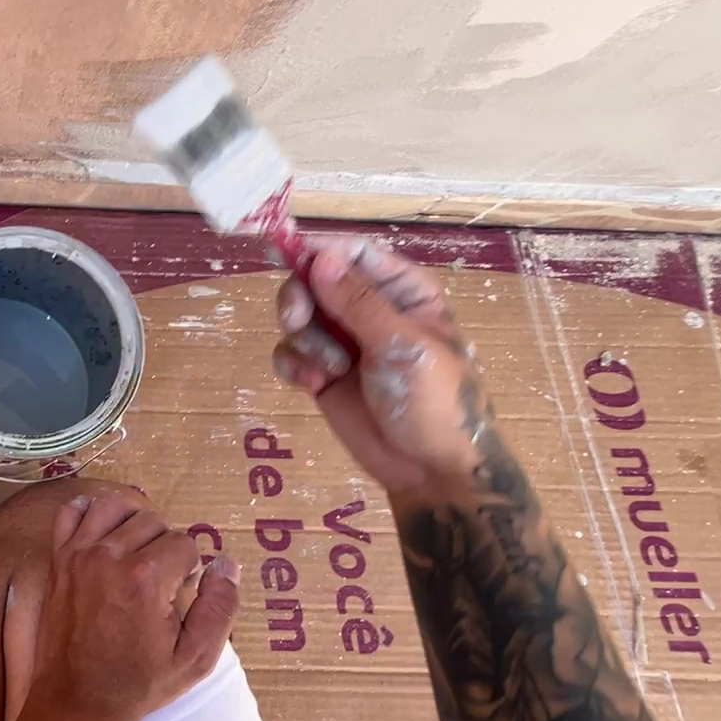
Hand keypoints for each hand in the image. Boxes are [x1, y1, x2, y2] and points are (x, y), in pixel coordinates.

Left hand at [19, 495, 240, 720]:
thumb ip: (219, 608)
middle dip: (164, 542)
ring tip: (137, 547)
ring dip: (131, 519)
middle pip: (151, 520)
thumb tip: (228, 564)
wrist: (79, 696)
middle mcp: (110, 557)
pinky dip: (88, 512)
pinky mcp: (58, 556)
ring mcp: (79, 553)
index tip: (181, 588)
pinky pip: (71, 511)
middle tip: (162, 573)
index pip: (184, 542)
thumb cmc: (139, 680)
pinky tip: (103, 531)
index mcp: (146, 579)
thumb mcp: (195, 658)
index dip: (190, 565)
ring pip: (113, 505)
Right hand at [271, 235, 486, 505]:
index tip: (285, 253)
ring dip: (304, 343)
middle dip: (300, 301)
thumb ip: (357, 302)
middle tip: (296, 321)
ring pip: (296, 316)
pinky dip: (294, 366)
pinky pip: (287, 352)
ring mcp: (341, 340)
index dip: (319, 251)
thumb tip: (319, 257)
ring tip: (329, 371)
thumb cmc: (435, 402)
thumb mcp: (401, 346)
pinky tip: (313, 386)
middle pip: (312, 280)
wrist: (428, 469)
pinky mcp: (319, 370)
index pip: (352, 253)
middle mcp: (366, 309)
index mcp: (400, 292)